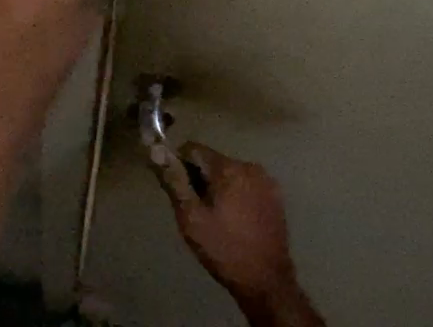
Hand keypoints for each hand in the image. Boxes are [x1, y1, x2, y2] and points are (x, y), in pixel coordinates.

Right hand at [164, 143, 321, 325]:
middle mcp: (250, 167)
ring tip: (214, 217)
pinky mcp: (276, 197)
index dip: (179, 165)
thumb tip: (156, 149)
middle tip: (195, 209)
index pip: (193, 149)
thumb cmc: (224, 249)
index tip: (177, 189)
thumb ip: (174, 180)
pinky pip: (245, 184)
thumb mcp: (190, 217)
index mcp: (229, 168)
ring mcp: (267, 182)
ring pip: (229, 173)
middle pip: (212, 161)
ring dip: (217, 187)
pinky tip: (233, 220)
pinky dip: (235, 194)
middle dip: (199, 179)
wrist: (266, 284)